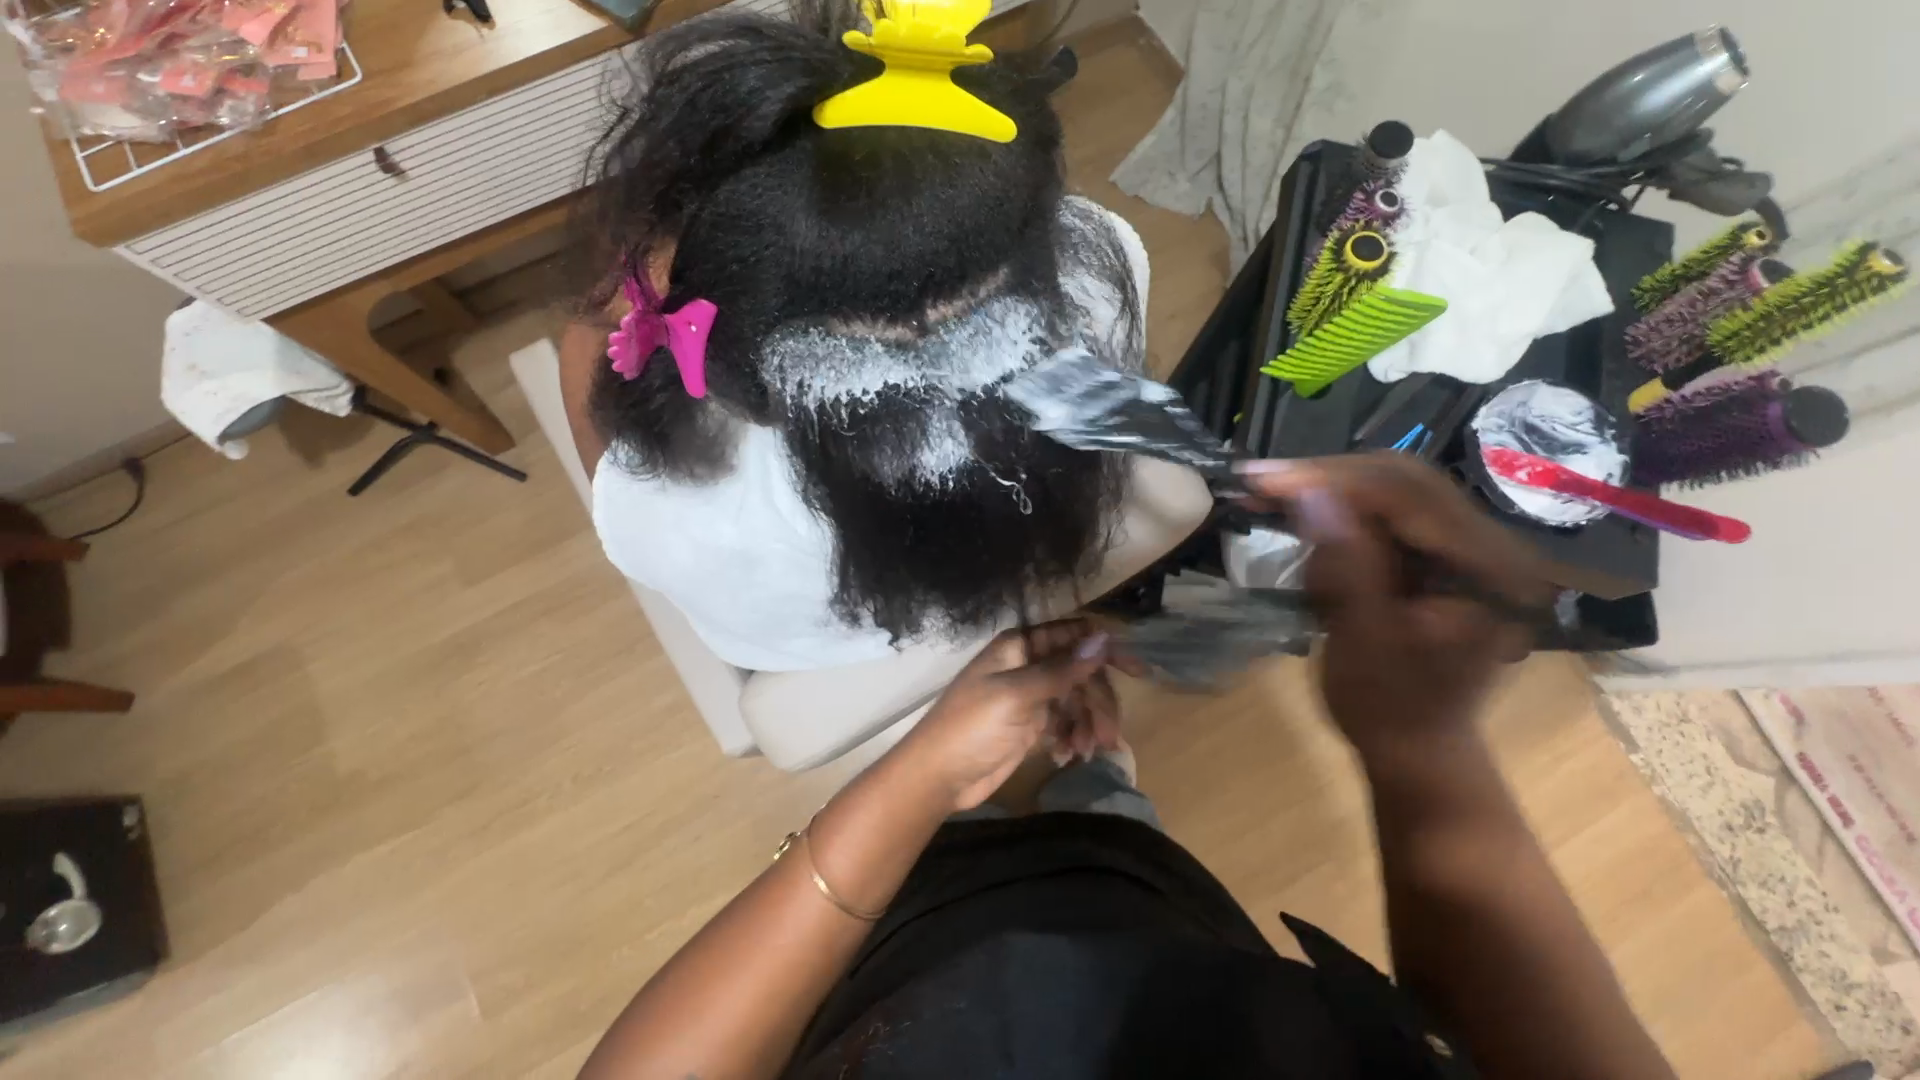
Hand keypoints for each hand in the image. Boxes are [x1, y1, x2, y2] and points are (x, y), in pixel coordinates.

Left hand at [891, 621, 1119, 812]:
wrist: (938, 775)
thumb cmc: (971, 727)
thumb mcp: (1017, 695)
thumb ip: (1062, 670)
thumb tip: (1102, 638)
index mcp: (1019, 646)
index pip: (1072, 636)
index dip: (1105, 649)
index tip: (1138, 671)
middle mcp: (1027, 665)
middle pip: (1080, 673)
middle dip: (1098, 702)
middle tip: (1107, 734)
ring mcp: (1030, 696)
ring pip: (1076, 700)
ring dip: (1088, 723)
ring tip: (1089, 750)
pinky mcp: (1030, 726)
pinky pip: (1065, 723)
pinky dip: (1073, 737)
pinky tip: (1072, 755)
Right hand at [1237, 454, 1552, 759]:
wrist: (1418, 750)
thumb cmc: (1388, 708)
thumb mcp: (1360, 639)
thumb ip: (1343, 562)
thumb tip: (1307, 492)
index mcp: (1489, 568)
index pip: (1407, 495)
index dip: (1329, 480)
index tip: (1261, 480)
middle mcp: (1494, 544)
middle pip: (1404, 480)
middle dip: (1327, 478)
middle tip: (1259, 483)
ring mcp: (1474, 547)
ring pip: (1395, 490)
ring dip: (1331, 490)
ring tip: (1274, 495)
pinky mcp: (1448, 555)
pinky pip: (1393, 513)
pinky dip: (1345, 512)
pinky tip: (1308, 516)